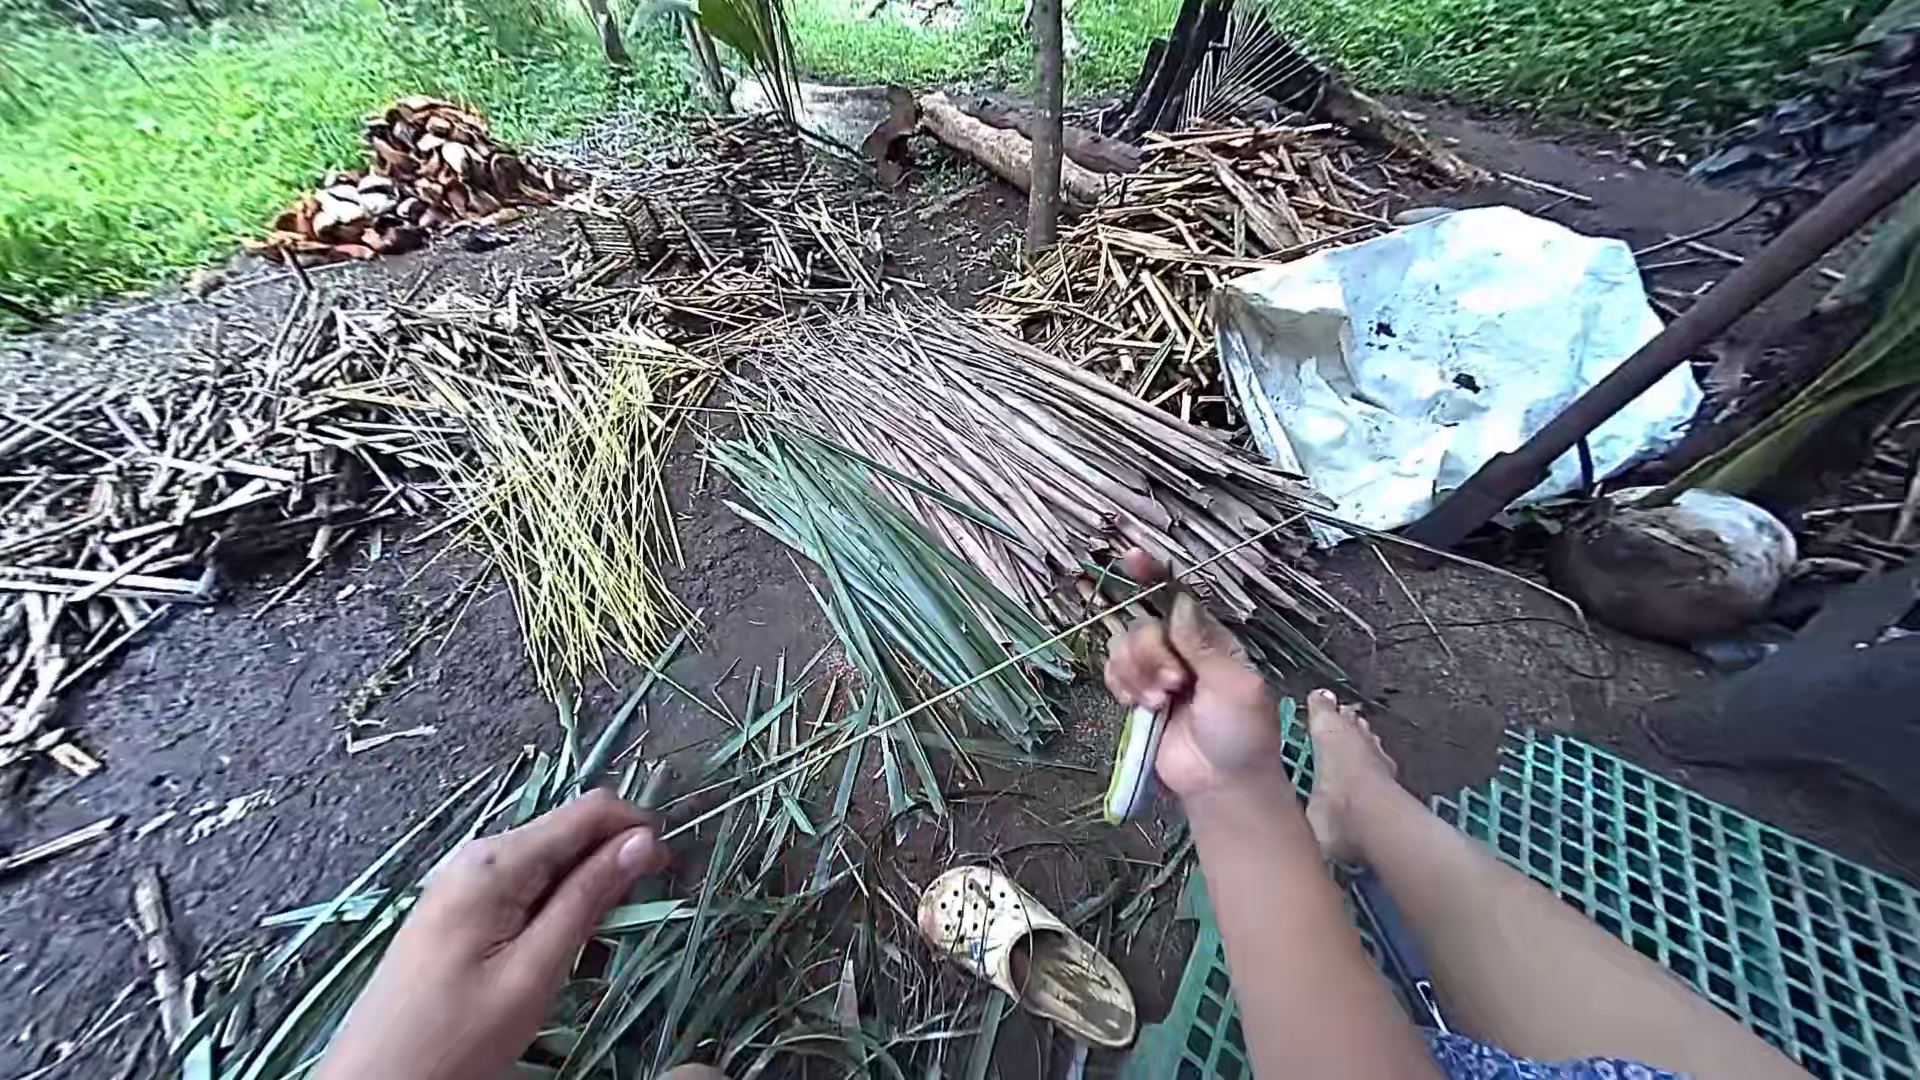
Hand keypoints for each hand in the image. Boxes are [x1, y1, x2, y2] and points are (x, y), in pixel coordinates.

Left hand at [316, 789, 671, 1079]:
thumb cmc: (450, 1046)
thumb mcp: (533, 971)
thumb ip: (590, 896)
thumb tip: (646, 839)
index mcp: (495, 862)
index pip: (591, 809)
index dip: (637, 827)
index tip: (665, 865)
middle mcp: (481, 855)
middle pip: (574, 827)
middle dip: (615, 853)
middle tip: (640, 902)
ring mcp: (468, 879)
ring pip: (558, 854)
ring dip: (591, 878)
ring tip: (602, 929)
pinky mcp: (464, 904)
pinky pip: (533, 879)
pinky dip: (563, 896)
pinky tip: (565, 935)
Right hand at [1102, 549, 1284, 800]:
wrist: (1220, 782)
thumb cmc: (1241, 734)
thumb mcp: (1235, 685)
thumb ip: (1203, 644)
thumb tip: (1181, 604)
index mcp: (1209, 641)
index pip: (1178, 599)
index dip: (1154, 576)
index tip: (1131, 558)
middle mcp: (1179, 650)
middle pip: (1143, 625)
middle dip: (1151, 655)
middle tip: (1173, 685)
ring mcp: (1155, 672)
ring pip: (1123, 647)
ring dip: (1137, 675)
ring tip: (1159, 703)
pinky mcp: (1136, 694)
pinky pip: (1112, 672)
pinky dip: (1120, 686)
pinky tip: (1139, 706)